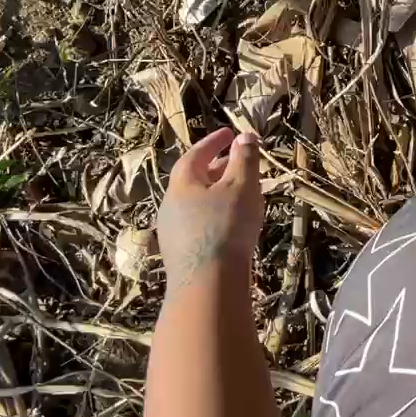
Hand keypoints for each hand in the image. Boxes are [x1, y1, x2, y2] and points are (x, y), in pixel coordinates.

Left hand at [158, 127, 262, 287]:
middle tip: (239, 160)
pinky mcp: (179, 251)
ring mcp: (172, 230)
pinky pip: (198, 220)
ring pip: (196, 201)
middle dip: (218, 166)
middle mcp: (171, 205)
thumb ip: (245, 158)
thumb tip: (244, 136)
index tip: (229, 133)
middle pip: (194, 178)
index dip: (213, 142)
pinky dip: (215, 210)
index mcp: (182, 185)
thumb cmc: (226, 225)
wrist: (207, 282)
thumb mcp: (242, 185)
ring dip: (217, 190)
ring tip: (241, 190)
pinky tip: (232, 220)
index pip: (195, 155)